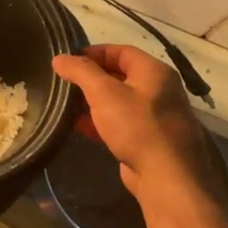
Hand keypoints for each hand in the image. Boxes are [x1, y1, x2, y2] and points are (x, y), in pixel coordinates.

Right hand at [52, 44, 224, 215]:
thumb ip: (80, 71)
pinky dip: (102, 121)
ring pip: (119, 100)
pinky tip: (83, 128)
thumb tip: (59, 58)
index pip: (120, 50)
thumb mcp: (103, 93)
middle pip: (120, 75)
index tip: (67, 62)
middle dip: (90, 78)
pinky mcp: (151, 139)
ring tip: (68, 106)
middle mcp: (160, 90)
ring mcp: (157, 116)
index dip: (92, 52)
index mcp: (154, 72)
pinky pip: (123, 122)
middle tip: (65, 84)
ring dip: (93, 101)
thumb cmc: (137, 127)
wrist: (168, 178)